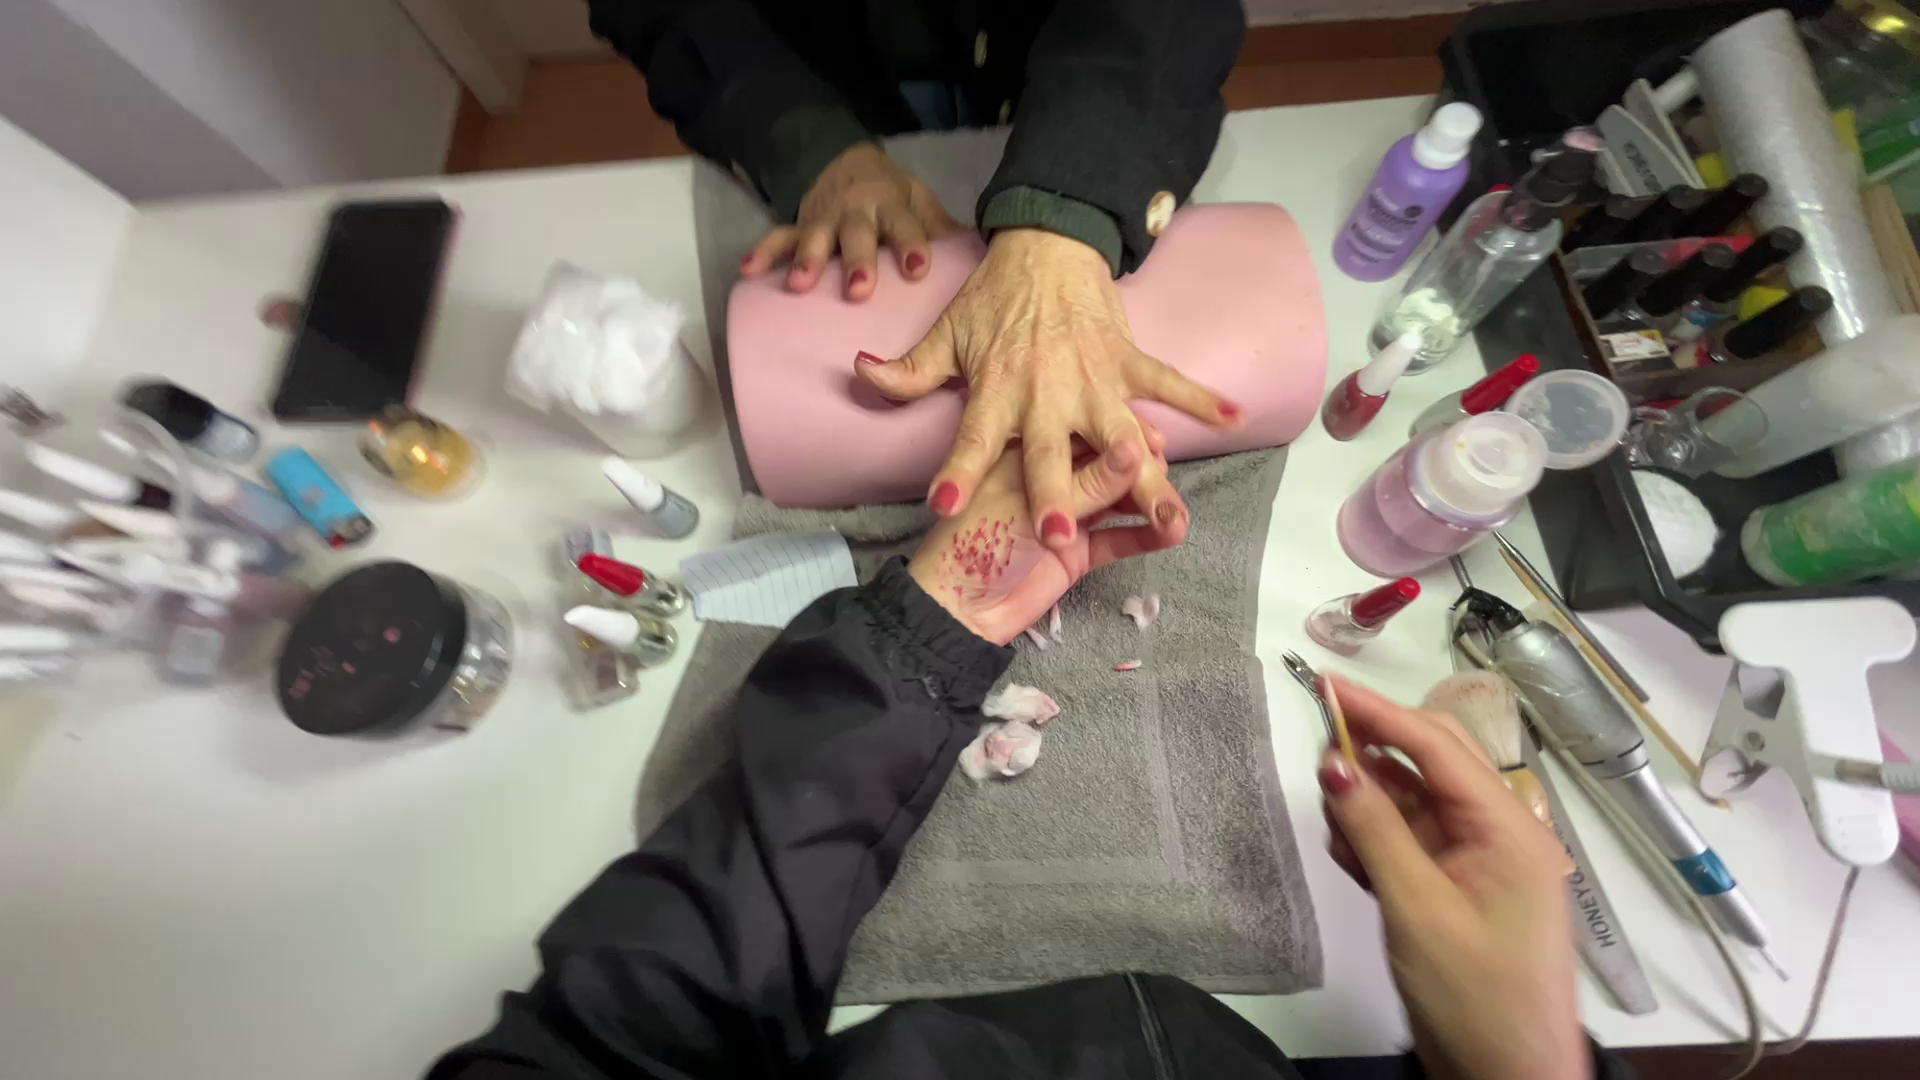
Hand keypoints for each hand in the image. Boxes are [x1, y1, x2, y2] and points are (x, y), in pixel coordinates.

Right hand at [742, 144, 959, 300]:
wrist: (849, 164)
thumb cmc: (895, 200)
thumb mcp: (922, 206)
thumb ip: (943, 233)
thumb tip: (981, 260)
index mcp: (893, 207)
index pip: (906, 226)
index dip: (911, 244)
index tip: (918, 268)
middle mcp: (858, 212)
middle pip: (858, 236)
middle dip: (858, 261)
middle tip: (860, 291)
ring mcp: (825, 219)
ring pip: (815, 238)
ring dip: (808, 261)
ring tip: (801, 286)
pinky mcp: (799, 225)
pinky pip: (778, 238)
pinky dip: (763, 253)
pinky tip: (748, 271)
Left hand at [858, 227, 1242, 552]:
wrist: (1046, 243)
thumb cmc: (995, 300)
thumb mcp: (947, 335)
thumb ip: (908, 370)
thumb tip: (858, 374)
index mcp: (997, 389)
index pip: (970, 437)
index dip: (955, 470)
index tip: (943, 506)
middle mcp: (1046, 391)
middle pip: (1050, 450)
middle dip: (1054, 492)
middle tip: (1058, 534)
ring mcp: (1093, 377)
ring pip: (1121, 432)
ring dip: (1145, 473)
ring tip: (1172, 515)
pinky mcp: (1128, 359)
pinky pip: (1166, 381)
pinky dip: (1199, 396)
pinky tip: (1235, 416)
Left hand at [907, 435, 1174, 645]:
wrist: (954, 611)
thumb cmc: (974, 542)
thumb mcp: (1030, 504)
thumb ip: (1085, 483)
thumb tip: (1137, 450)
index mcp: (1028, 453)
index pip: (1079, 433)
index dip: (1117, 434)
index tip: (1152, 438)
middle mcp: (1049, 478)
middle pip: (1105, 467)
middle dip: (1140, 470)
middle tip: (1166, 468)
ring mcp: (1066, 517)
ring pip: (1117, 503)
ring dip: (1148, 507)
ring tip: (1179, 513)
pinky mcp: (1077, 553)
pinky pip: (1116, 541)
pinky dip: (1143, 538)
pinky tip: (1172, 534)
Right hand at [1319, 678, 1587, 1079]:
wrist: (1503, 1079)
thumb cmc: (1473, 995)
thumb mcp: (1414, 906)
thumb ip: (1371, 825)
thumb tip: (1331, 758)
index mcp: (1507, 828)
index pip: (1434, 744)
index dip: (1376, 709)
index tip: (1322, 684)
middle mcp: (1495, 826)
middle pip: (1426, 755)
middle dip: (1372, 747)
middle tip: (1322, 751)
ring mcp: (1472, 849)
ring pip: (1406, 789)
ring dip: (1366, 799)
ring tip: (1344, 838)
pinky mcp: (1450, 871)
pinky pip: (1401, 825)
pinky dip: (1370, 831)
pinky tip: (1356, 860)